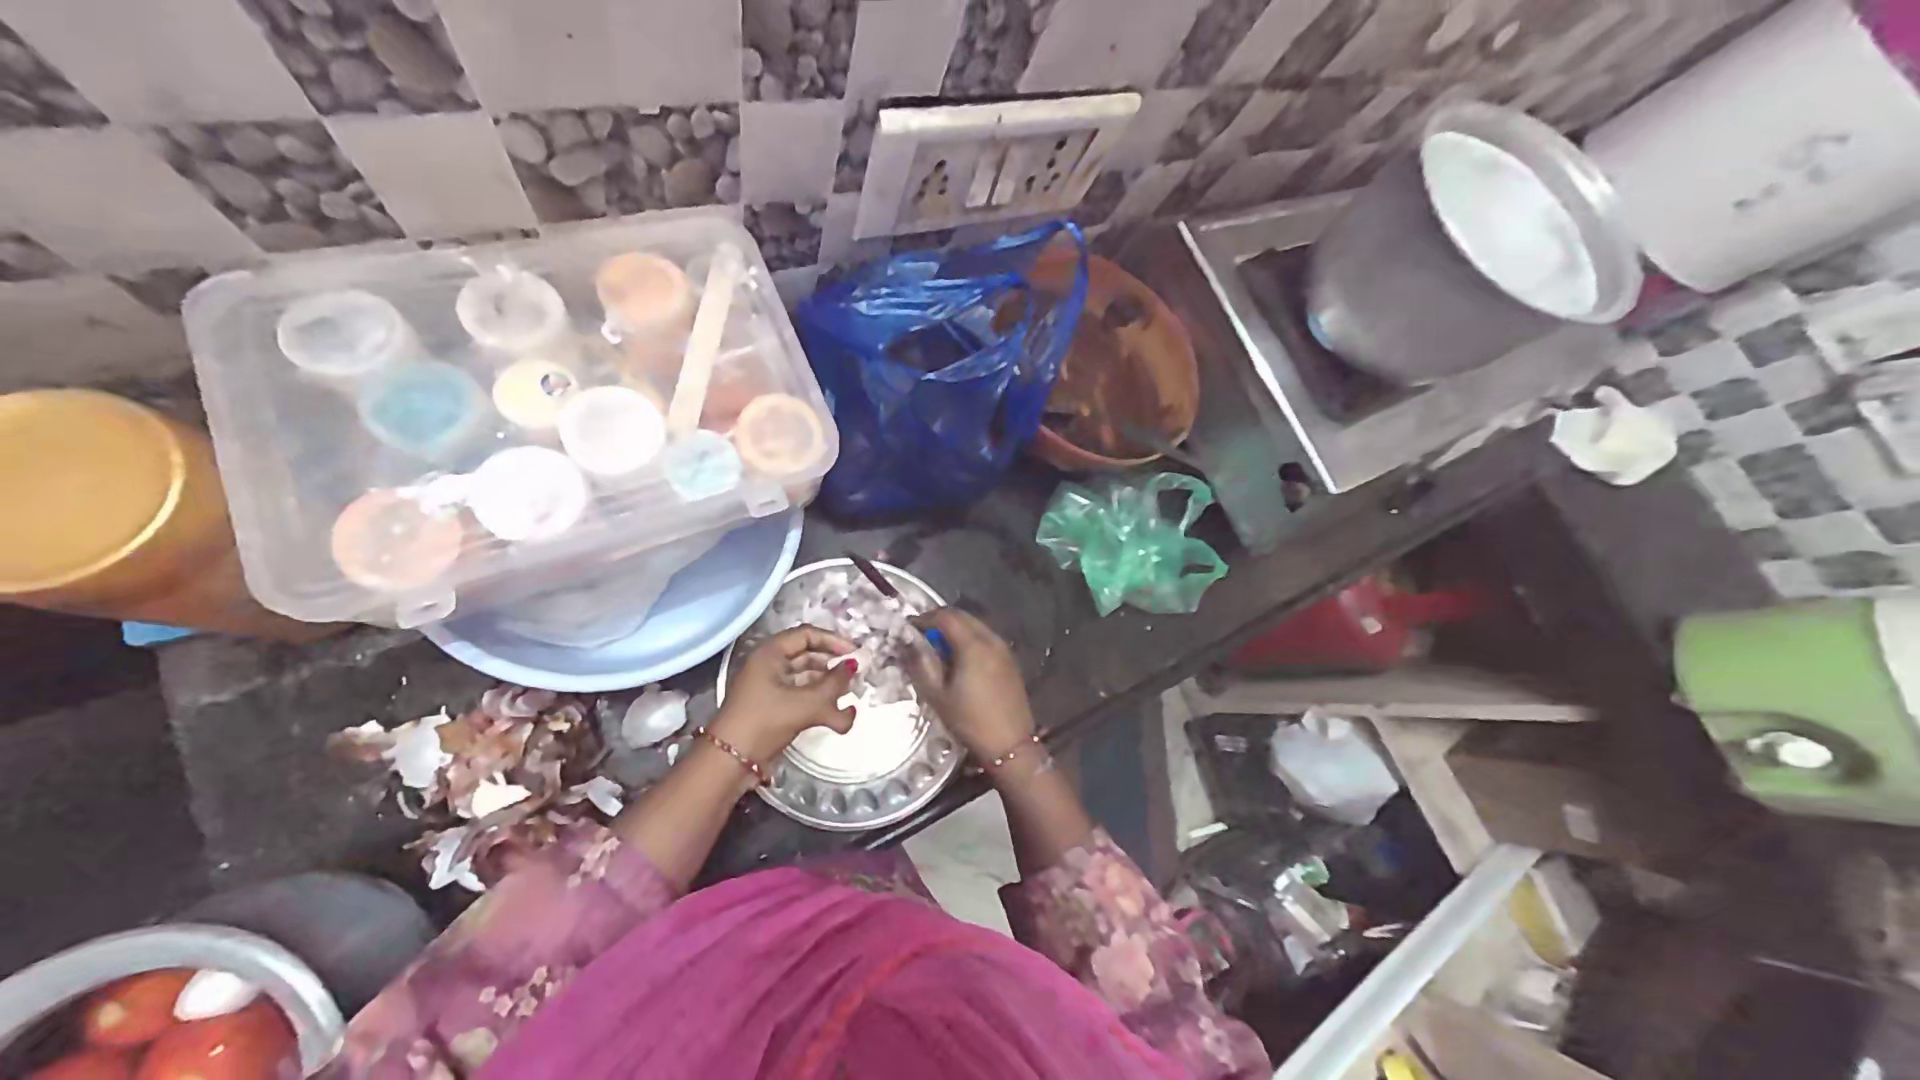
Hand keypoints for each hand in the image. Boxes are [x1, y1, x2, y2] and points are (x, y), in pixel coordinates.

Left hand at [711, 625, 856, 767]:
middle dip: (834, 666)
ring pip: (808, 679)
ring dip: (830, 687)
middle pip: (809, 656)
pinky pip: (803, 698)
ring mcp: (772, 688)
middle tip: (858, 674)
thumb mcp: (805, 702)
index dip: (834, 641)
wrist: (731, 762)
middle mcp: (770, 666)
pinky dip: (821, 704)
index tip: (856, 653)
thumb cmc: (765, 721)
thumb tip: (854, 666)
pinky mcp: (775, 709)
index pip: (807, 635)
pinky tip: (841, 717)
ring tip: (851, 697)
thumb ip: (834, 683)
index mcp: (770, 653)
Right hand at [905, 608, 1035, 762]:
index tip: (909, 627)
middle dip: (940, 619)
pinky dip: (969, 638)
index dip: (924, 617)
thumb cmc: (970, 720)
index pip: (946, 617)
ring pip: (976, 626)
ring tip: (938, 646)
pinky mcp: (1010, 660)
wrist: (1011, 744)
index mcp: (973, 645)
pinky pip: (986, 638)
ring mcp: (1004, 649)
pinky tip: (959, 657)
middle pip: (963, 617)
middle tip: (921, 633)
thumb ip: (921, 664)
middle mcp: (991, 640)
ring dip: (955, 628)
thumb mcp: (937, 695)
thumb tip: (908, 643)